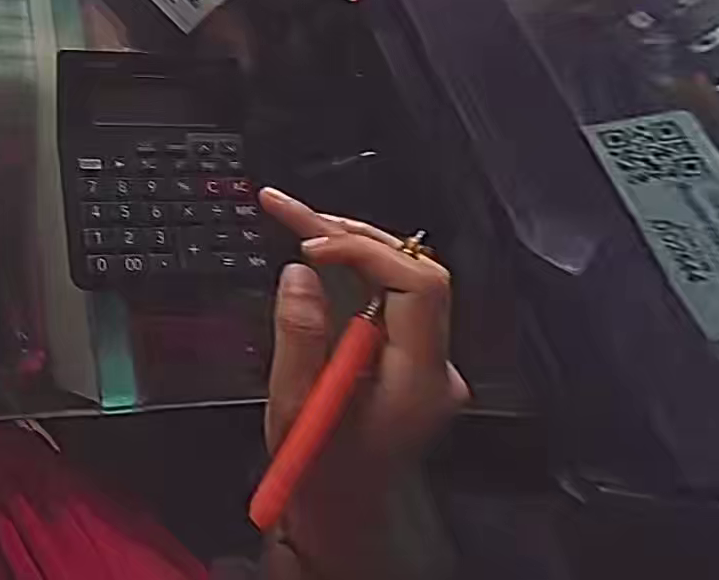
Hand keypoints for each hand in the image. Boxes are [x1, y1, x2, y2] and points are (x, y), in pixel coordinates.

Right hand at [260, 188, 468, 571]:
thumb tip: (300, 272)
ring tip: (291, 214)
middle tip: (287, 209)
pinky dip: (345, 261)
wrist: (339, 510)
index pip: (417, 287)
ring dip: (343, 239)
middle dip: (345, 233)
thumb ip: (300, 335)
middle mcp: (432, 363)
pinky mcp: (400, 349)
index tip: (309, 248)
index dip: (365, 253)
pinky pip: (381, 289)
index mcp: (417, 379)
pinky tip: (313, 244)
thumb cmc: (319, 470)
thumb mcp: (295, 404)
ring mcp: (420, 355)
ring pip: (396, 272)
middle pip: (408, 269)